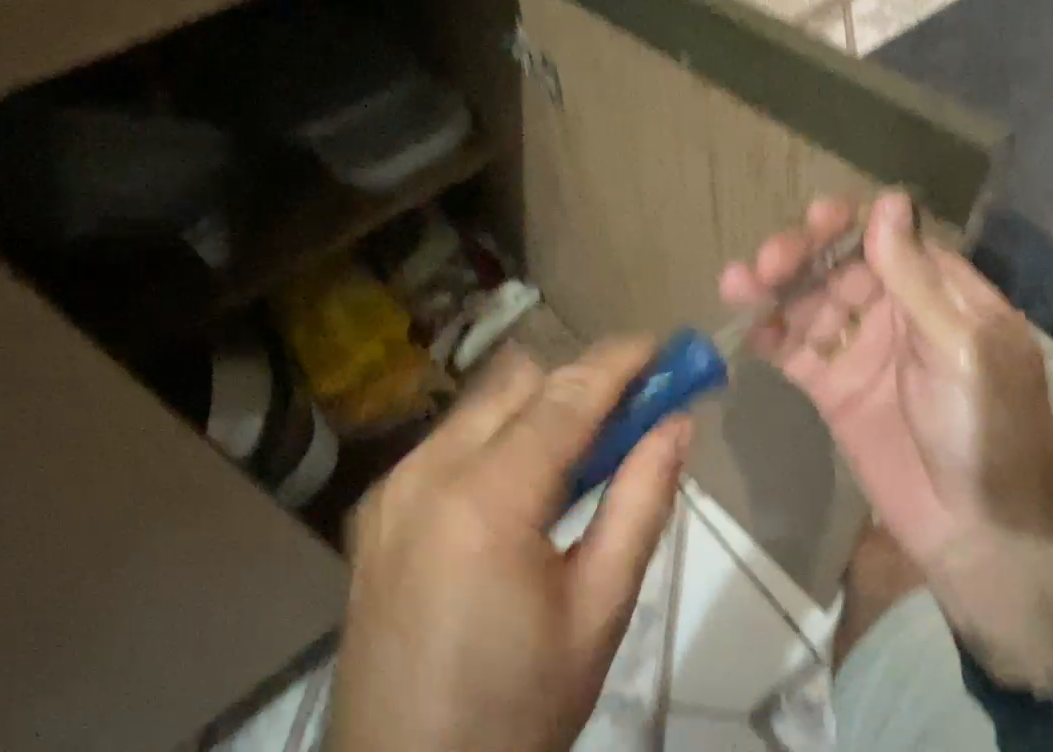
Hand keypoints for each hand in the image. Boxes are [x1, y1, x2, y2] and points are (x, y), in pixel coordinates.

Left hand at [330, 340, 690, 751]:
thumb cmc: (519, 706)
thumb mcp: (599, 609)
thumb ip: (640, 503)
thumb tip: (677, 424)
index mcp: (486, 498)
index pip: (565, 397)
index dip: (619, 363)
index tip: (663, 347)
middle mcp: (427, 470)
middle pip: (518, 382)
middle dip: (580, 380)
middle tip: (632, 410)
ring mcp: (392, 487)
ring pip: (479, 406)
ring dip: (537, 407)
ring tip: (584, 452)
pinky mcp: (375, 509)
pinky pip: (447, 442)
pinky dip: (496, 438)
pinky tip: (522, 489)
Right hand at [720, 191, 1052, 688]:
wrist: (980, 534)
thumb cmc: (990, 432)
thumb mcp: (962, 349)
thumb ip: (916, 280)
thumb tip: (886, 200)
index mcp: (941, 294)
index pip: (888, 238)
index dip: (849, 224)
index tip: (814, 222)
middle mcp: (897, 313)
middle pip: (839, 266)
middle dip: (801, 256)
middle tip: (765, 264)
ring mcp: (862, 351)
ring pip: (809, 302)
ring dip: (773, 288)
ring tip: (735, 282)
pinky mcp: (833, 390)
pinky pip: (795, 351)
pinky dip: (771, 335)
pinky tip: (749, 328)